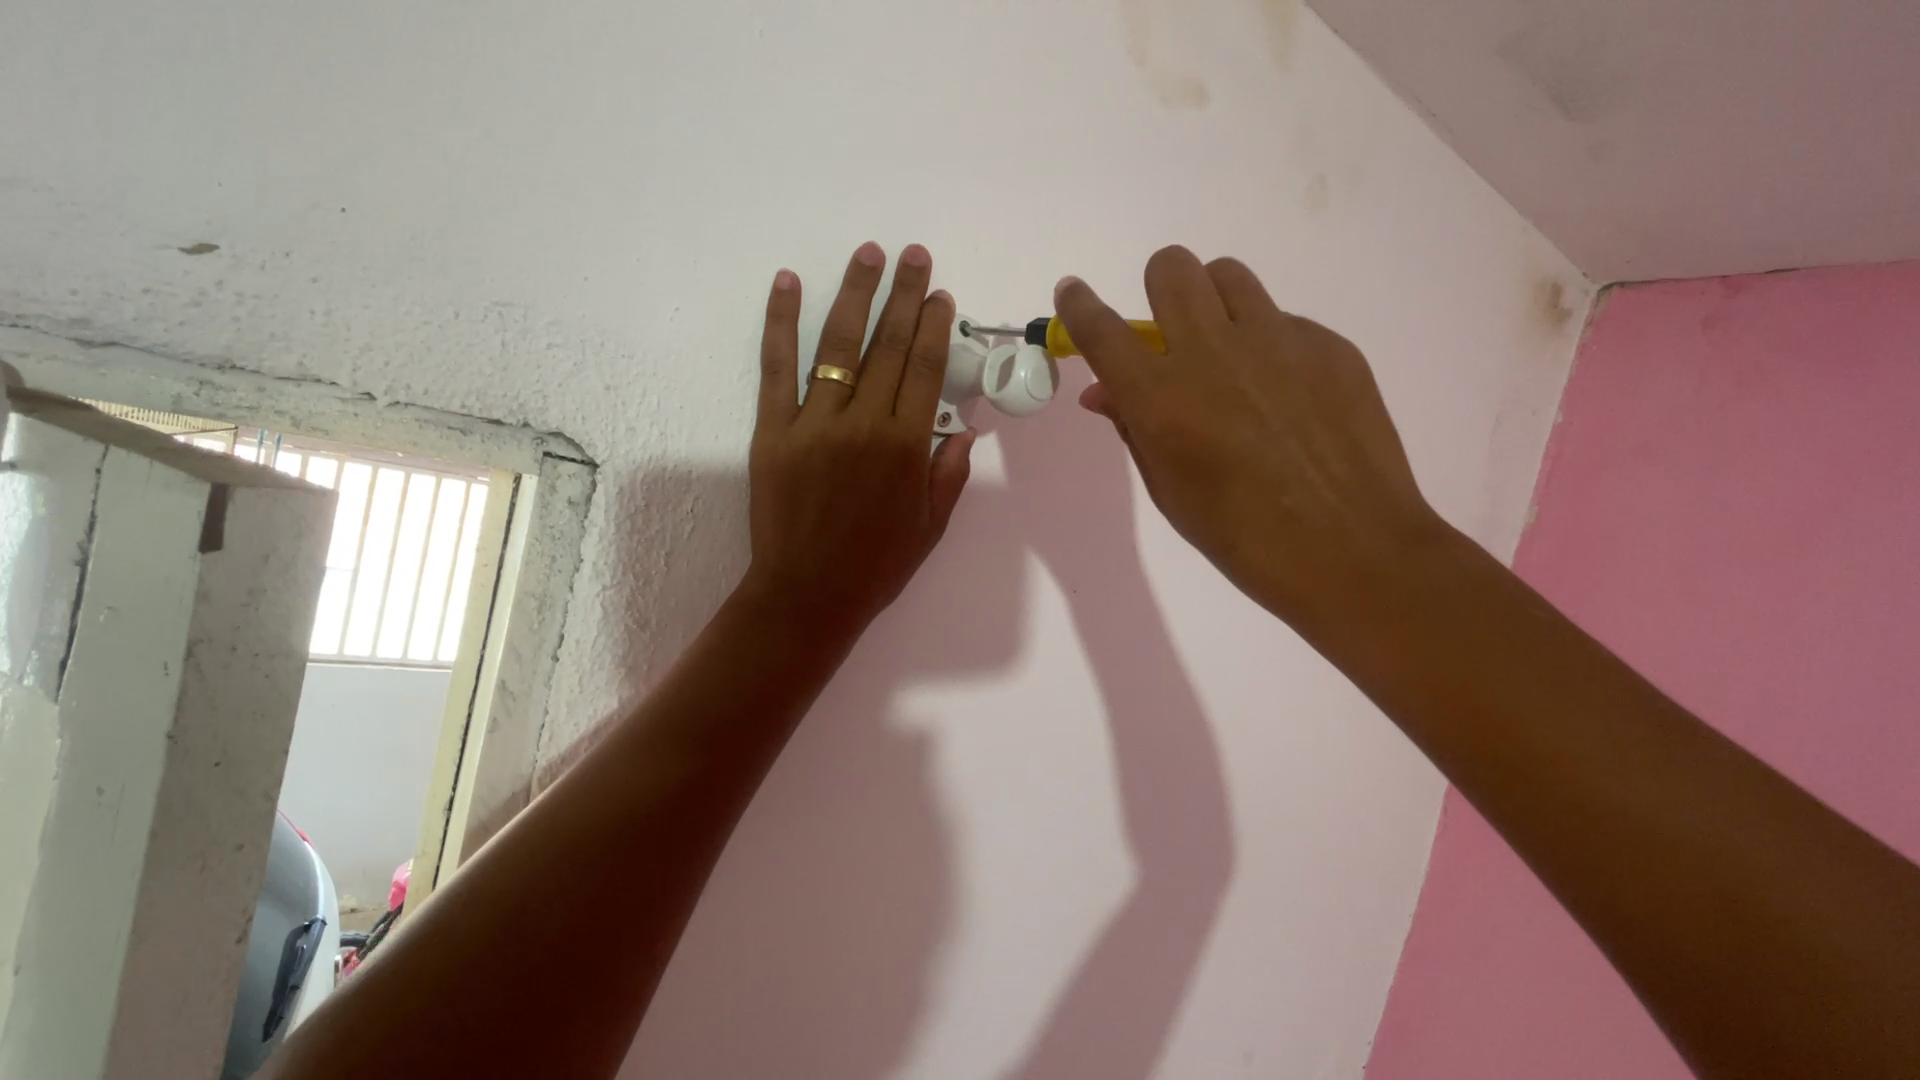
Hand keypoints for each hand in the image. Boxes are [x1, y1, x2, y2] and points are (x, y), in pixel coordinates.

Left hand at [740, 242, 974, 633]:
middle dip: (905, 295)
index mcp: (906, 447)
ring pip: (838, 346)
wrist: (808, 594)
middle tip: (914, 255)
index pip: (924, 369)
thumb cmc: (876, 565)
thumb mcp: (930, 525)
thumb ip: (948, 473)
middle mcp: (864, 424)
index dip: (934, 326)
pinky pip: (776, 367)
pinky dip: (780, 322)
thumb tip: (965, 428)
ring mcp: (814, 423)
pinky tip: (787, 282)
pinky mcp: (773, 430)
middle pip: (888, 346)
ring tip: (869, 254)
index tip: (941, 295)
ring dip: (856, 294)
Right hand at [1056, 246, 1442, 624]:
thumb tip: (1105, 391)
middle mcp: (1212, 351)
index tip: (1072, 293)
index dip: (1078, 305)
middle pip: (1171, 268)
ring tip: (1232, 354)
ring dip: (1214, 304)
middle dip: (1160, 289)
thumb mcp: (1170, 490)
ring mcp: (1276, 340)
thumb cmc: (1242, 536)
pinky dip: (1270, 345)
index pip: (1102, 329)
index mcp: (1161, 398)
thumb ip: (1133, 427)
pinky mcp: (1328, 344)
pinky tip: (1289, 397)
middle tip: (1173, 333)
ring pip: (1229, 277)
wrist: (1350, 549)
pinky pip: (1284, 320)